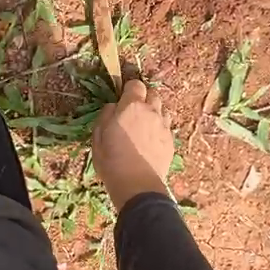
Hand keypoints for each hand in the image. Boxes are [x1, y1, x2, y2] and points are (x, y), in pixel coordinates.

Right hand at [92, 80, 175, 212]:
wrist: (137, 185)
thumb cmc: (112, 160)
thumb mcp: (98, 136)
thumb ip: (106, 115)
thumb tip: (113, 106)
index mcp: (131, 106)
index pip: (135, 84)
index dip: (129, 89)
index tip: (123, 98)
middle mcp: (151, 111)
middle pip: (152, 94)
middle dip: (144, 98)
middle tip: (133, 112)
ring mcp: (164, 126)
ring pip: (162, 110)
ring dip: (154, 113)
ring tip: (144, 126)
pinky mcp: (171, 141)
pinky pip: (166, 127)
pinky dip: (159, 128)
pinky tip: (151, 141)